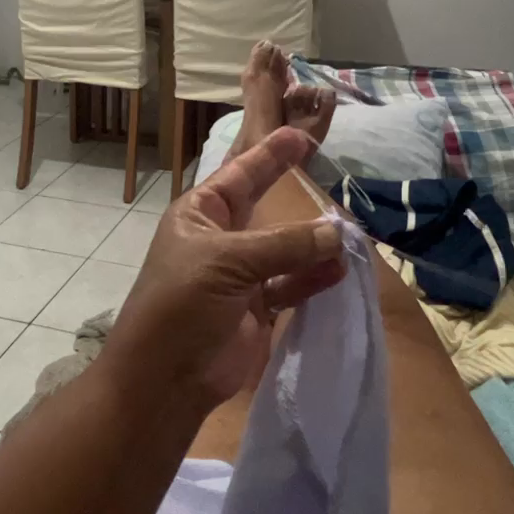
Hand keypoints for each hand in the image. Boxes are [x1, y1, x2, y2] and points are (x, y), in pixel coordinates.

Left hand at [100, 127, 345, 413]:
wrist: (165, 379)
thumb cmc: (182, 304)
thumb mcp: (228, 263)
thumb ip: (284, 245)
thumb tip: (337, 232)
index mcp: (200, 214)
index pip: (240, 173)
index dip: (269, 154)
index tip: (299, 134)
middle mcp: (220, 238)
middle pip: (264, 206)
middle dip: (292, 189)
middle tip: (327, 166)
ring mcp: (239, 275)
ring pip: (284, 248)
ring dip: (313, 243)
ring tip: (349, 234)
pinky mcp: (255, 309)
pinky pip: (290, 285)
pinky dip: (313, 278)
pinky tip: (339, 270)